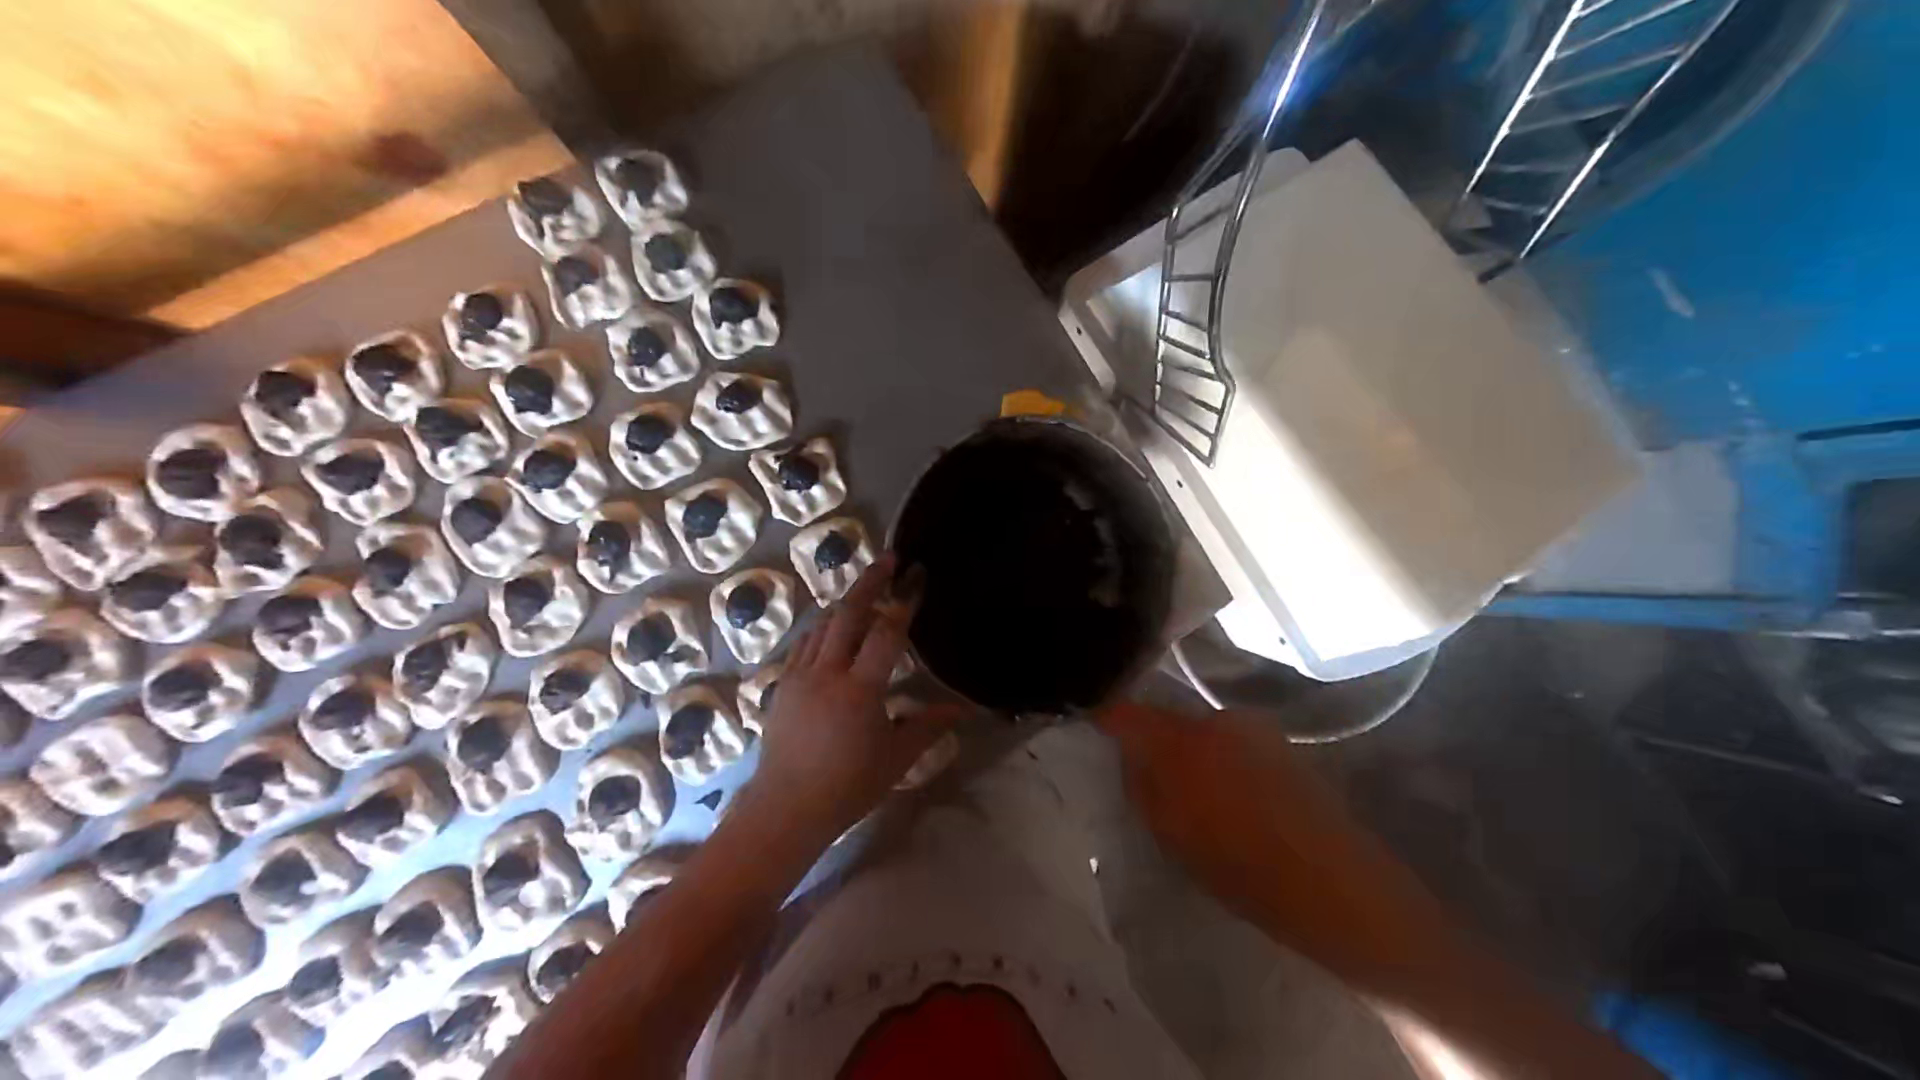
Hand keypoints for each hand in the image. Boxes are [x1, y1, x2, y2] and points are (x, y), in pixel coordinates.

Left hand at [744, 554, 957, 842]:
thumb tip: (963, 708)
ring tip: (864, 588)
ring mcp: (800, 676)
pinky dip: (823, 627)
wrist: (785, 808)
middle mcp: (827, 672)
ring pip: (823, 624)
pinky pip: (804, 644)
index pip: (887, 632)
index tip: (917, 575)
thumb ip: (929, 726)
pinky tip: (831, 628)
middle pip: (848, 613)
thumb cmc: (847, 786)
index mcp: (860, 689)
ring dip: (846, 602)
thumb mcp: (895, 758)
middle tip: (889, 559)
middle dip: (870, 581)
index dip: (904, 600)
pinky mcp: (782, 685)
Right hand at [1098, 703, 1439, 962]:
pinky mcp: (1280, 743)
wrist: (1334, 884)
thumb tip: (1129, 754)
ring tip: (1199, 792)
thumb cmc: (1238, 866)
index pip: (1124, 712)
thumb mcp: (1168, 832)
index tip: (1090, 724)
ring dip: (1190, 751)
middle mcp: (1214, 719)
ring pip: (1201, 731)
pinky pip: (1231, 742)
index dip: (1103, 716)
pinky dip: (1221, 759)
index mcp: (1180, 741)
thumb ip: (1140, 784)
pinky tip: (1235, 796)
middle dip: (1153, 740)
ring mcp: (1253, 728)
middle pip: (1166, 719)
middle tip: (1149, 775)